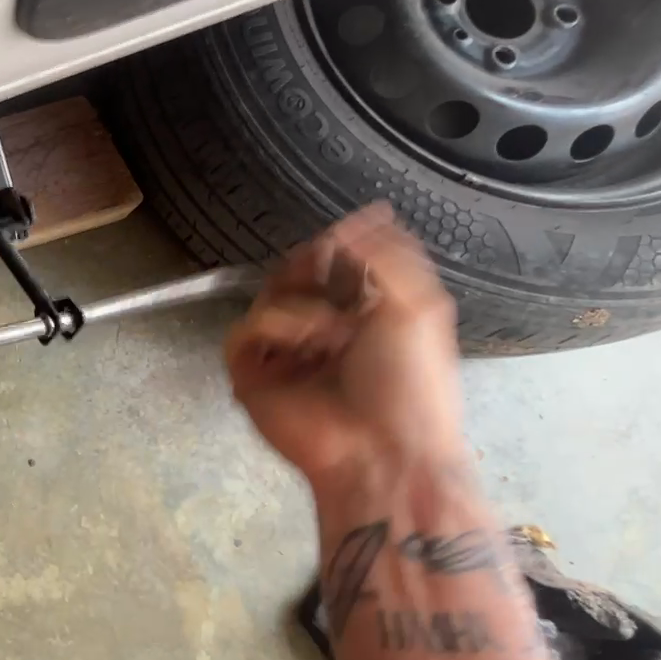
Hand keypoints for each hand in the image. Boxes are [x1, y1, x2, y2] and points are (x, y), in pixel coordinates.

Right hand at [224, 205, 466, 490]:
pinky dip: (268, 332)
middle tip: (318, 270)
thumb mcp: (420, 309)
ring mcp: (282, 351)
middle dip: (306, 270)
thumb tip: (365, 212)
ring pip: (265, 300)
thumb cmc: (411, 384)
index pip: (335, 267)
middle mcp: (319, 328)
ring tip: (326, 336)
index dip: (334, 248)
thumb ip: (388, 257)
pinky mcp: (249, 372)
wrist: (380, 447)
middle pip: (291, 276)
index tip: (339, 237)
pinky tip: (298, 349)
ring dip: (298, 311)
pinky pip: (241, 331)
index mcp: (363, 313)